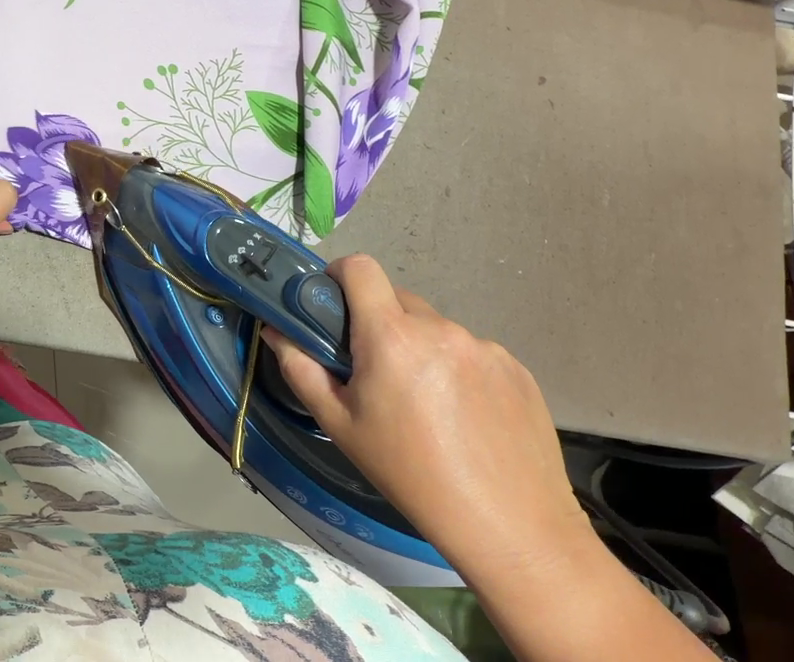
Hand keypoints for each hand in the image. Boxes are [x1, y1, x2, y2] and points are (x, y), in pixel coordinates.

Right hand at [265, 255, 590, 582]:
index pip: (361, 268)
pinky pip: (472, 351)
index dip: (339, 274)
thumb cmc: (408, 472)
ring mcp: (486, 348)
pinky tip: (462, 414)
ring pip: (435, 328)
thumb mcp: (338, 424)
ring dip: (418, 347)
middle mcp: (440, 329)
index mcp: (391, 337)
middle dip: (378, 323)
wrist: (509, 524)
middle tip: (373, 370)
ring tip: (424, 402)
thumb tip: (276, 330)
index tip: (331, 303)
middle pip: (397, 299)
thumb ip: (300, 368)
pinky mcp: (518, 369)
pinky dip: (456, 368)